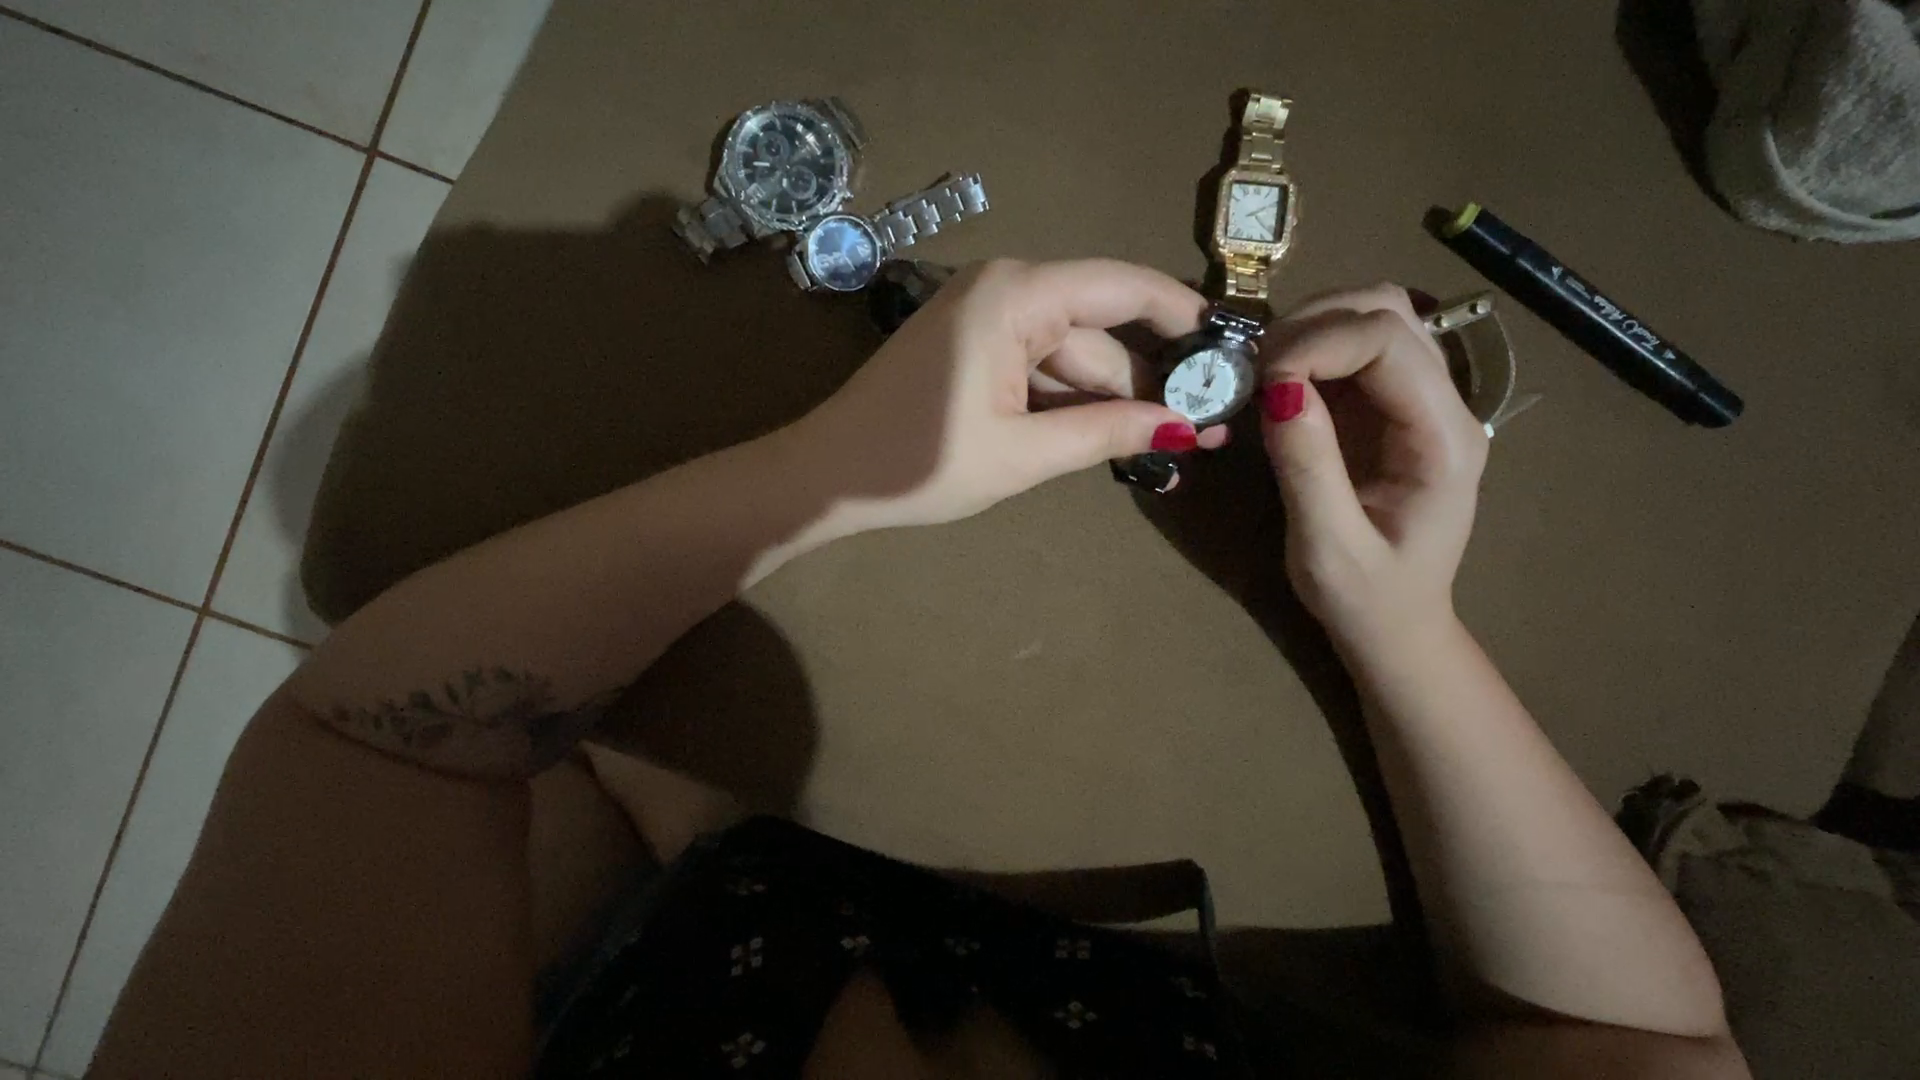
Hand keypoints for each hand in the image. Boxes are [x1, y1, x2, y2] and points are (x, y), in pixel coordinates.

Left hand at [795, 258, 1226, 528]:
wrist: (827, 477)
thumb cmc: (918, 463)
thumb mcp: (1022, 453)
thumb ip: (1107, 433)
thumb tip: (1187, 429)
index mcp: (1016, 296)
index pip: (1123, 287)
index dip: (1183, 317)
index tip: (1231, 351)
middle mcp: (1006, 289)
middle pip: (1100, 331)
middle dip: (1147, 383)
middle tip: (1204, 435)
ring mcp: (986, 317)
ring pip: (1072, 355)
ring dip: (1109, 401)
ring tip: (1163, 451)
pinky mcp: (975, 347)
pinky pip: (1040, 365)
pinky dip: (1070, 401)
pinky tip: (1105, 441)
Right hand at [1256, 284, 1487, 649]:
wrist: (1395, 625)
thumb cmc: (1366, 598)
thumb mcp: (1327, 544)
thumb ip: (1306, 465)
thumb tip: (1274, 386)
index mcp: (1443, 438)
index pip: (1387, 341)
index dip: (1316, 343)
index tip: (1259, 382)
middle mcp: (1444, 405)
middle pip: (1387, 310)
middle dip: (1311, 325)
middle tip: (1253, 371)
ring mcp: (1418, 401)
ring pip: (1375, 316)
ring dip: (1311, 328)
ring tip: (1262, 372)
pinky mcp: (1389, 408)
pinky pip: (1356, 348)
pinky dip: (1312, 347)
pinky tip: (1279, 380)